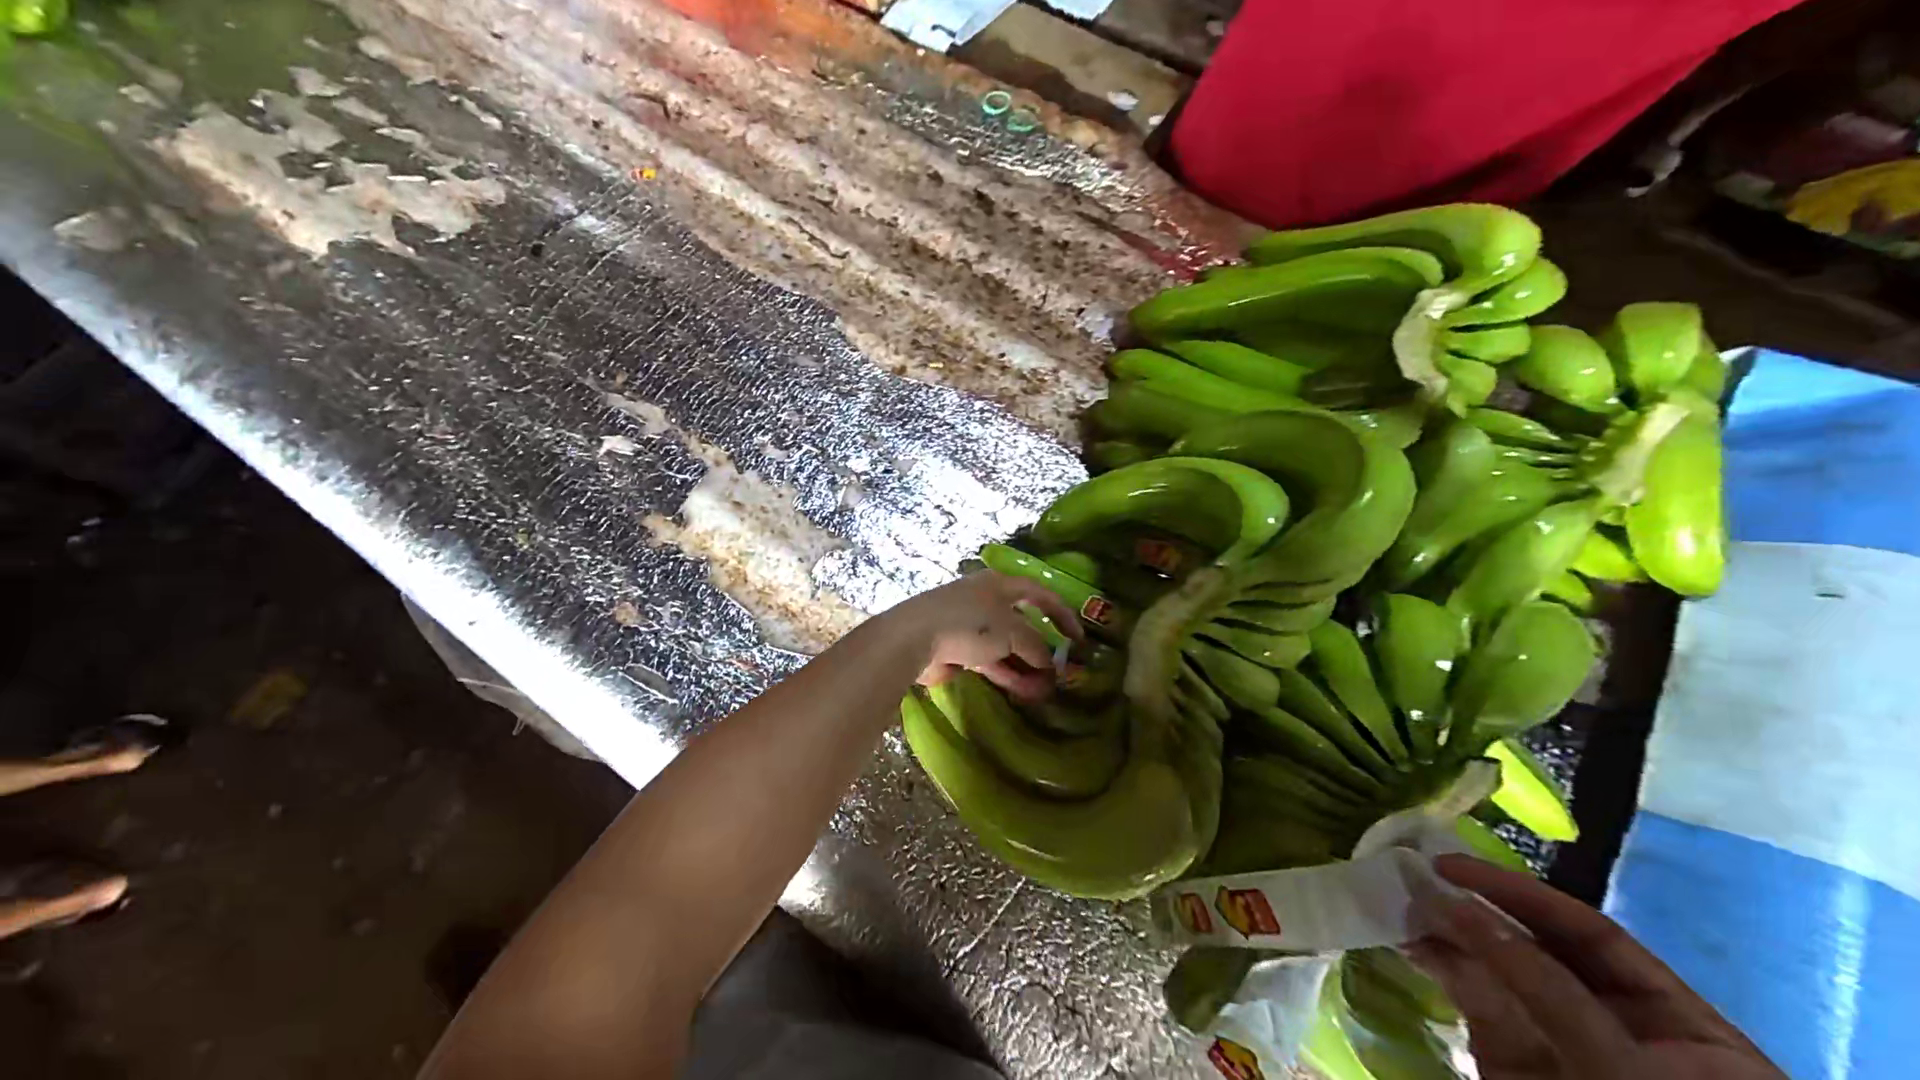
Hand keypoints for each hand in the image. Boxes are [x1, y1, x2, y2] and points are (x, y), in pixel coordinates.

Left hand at [886, 572, 1081, 701]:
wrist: (915, 639)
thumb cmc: (969, 623)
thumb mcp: (1011, 632)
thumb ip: (1035, 646)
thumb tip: (1049, 663)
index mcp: (999, 584)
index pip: (1039, 594)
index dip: (1062, 613)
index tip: (1078, 637)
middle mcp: (986, 601)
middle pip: (1022, 623)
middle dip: (1043, 646)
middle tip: (1062, 668)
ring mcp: (970, 627)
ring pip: (1006, 647)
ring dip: (1027, 666)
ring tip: (1047, 688)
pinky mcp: (958, 650)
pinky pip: (990, 662)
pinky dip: (1008, 674)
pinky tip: (1026, 691)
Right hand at [1410, 854, 1784, 1079]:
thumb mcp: (1615, 1063)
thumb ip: (1542, 984)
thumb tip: (1456, 904)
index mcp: (1677, 1023)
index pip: (1593, 935)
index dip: (1523, 894)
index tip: (1455, 867)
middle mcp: (1614, 1021)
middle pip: (1538, 946)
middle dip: (1478, 910)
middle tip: (1416, 878)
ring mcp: (1559, 1041)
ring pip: (1498, 969)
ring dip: (1449, 932)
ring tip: (1402, 903)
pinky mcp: (1511, 1060)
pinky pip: (1475, 1001)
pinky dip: (1440, 967)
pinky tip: (1410, 942)